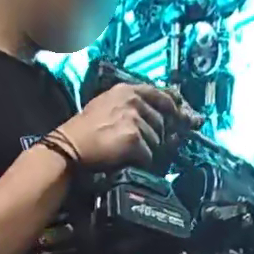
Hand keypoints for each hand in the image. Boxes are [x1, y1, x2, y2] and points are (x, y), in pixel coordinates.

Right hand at [57, 83, 202, 168]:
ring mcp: (135, 118)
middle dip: (158, 137)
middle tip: (148, 148)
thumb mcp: (103, 106)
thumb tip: (148, 117)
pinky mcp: (134, 138)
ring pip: (156, 140)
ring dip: (148, 151)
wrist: (69, 147)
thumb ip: (126, 106)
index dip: (174, 105)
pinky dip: (142, 162)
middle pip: (161, 121)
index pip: (160, 94)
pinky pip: (148, 154)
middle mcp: (133, 100)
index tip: (184, 115)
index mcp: (126, 90)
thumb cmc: (82, 131)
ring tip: (131, 156)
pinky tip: (130, 162)